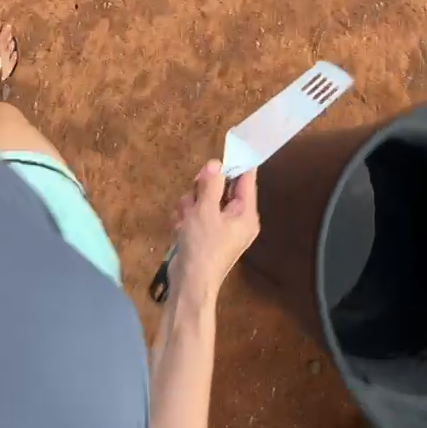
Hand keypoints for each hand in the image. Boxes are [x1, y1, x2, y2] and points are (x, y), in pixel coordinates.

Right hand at [167, 161, 259, 306]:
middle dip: (202, 189)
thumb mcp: (205, 210)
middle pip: (220, 186)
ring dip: (189, 204)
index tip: (231, 144)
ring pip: (203, 198)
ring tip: (186, 219)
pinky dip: (185, 217)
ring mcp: (219, 226)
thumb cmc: (202, 245)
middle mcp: (236, 218)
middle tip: (194, 196)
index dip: (237, 162)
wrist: (189, 282)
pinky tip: (180, 227)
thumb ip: (210, 184)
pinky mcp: (204, 233)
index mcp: (245, 213)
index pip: (246, 179)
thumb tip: (216, 163)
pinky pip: (195, 213)